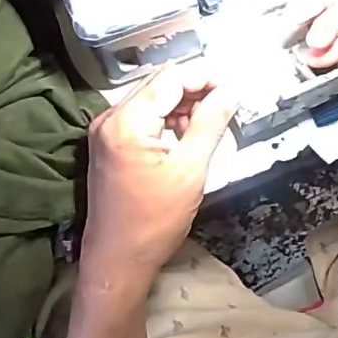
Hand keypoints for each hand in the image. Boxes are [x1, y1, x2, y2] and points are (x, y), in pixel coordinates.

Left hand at [81, 61, 236, 292]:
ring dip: (180, 106)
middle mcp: (109, 118)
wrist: (117, 259)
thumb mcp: (190, 170)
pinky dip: (165, 121)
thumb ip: (209, 123)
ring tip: (206, 126)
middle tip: (224, 106)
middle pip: (158, 85)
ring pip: (151, 100)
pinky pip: (141, 118)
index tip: (232, 88)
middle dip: (193, 91)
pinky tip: (184, 136)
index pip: (170, 79)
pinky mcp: (108, 144)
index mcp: (126, 121)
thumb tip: (230, 92)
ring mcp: (105, 131)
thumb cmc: (153, 222)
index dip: (204, 77)